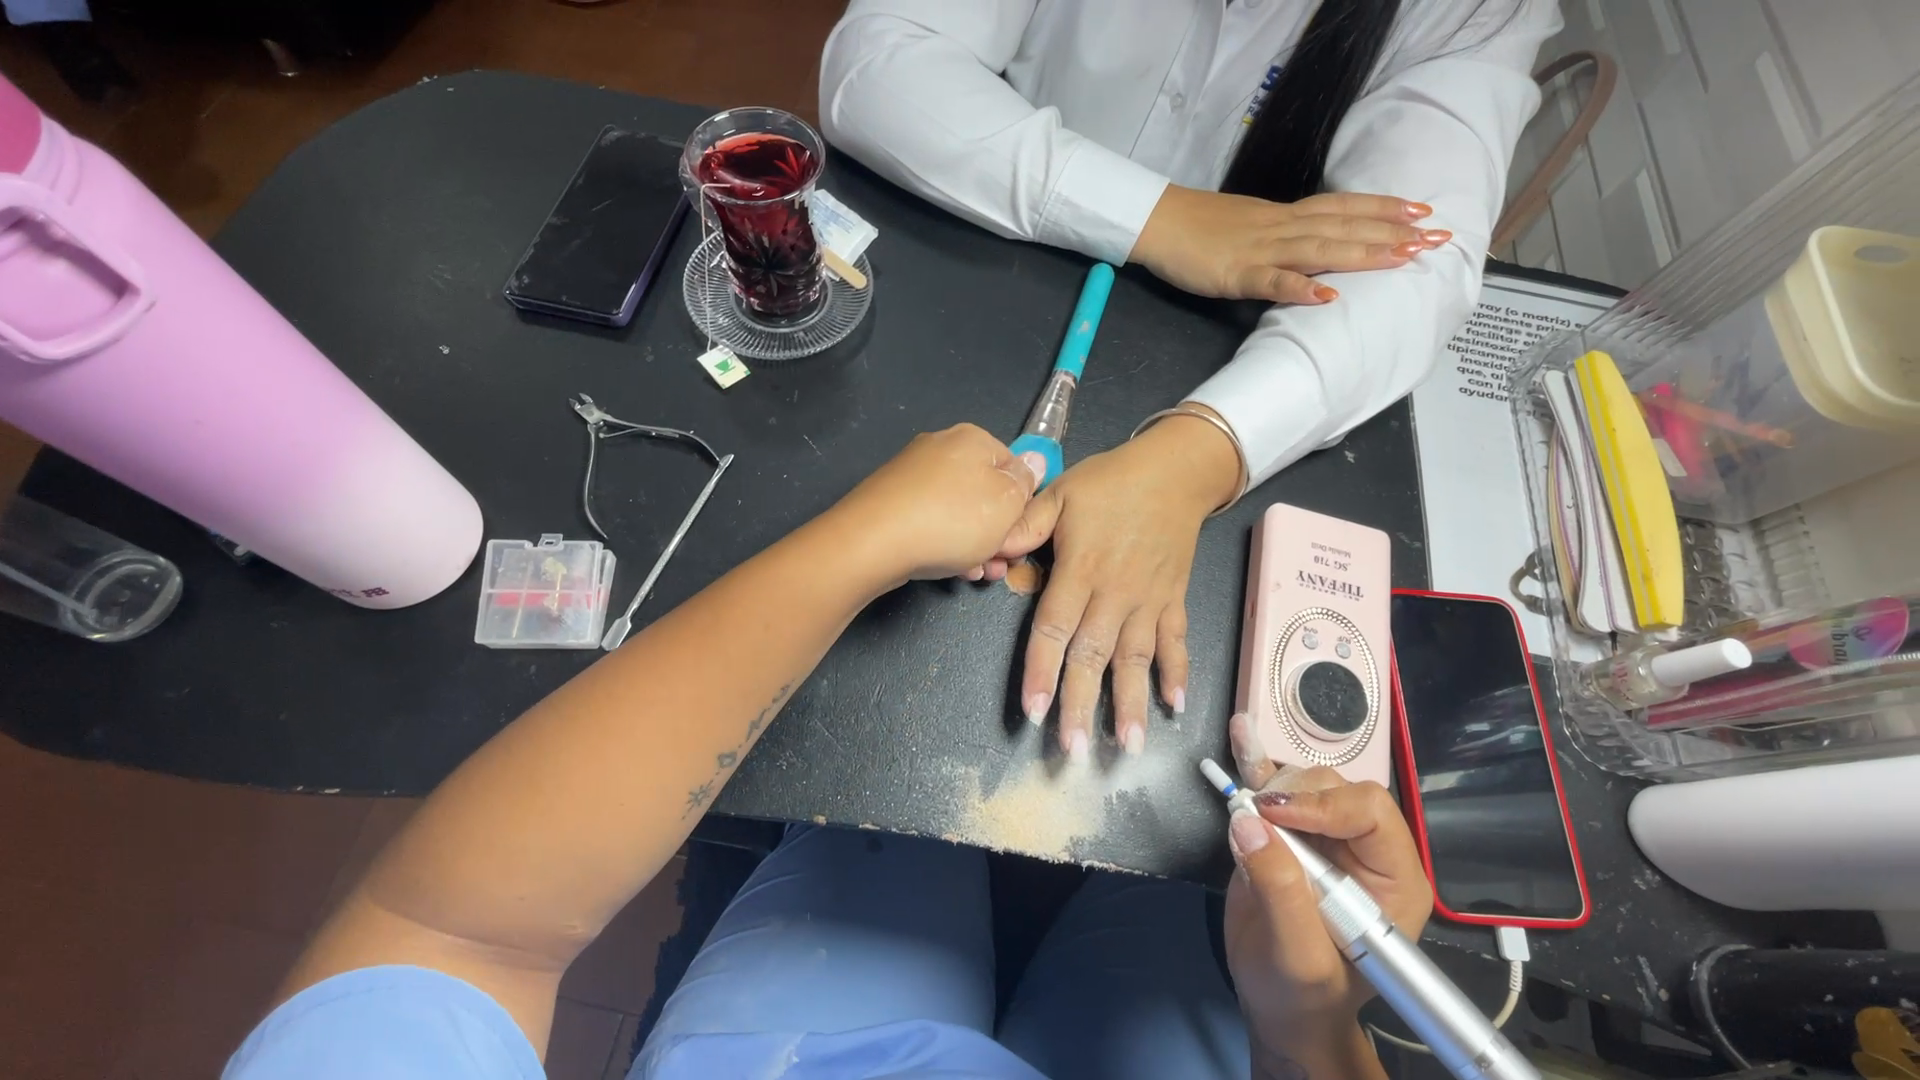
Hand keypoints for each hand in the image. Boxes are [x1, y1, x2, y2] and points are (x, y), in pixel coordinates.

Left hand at [828, 424, 1043, 584]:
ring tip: (975, 573)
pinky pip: (930, 521)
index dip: (1022, 504)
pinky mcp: (890, 501)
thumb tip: (1034, 462)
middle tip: (999, 563)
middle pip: (984, 492)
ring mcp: (911, 474)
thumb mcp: (1007, 504)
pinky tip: (948, 569)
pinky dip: (943, 543)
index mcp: (972, 438)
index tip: (1022, 535)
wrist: (872, 543)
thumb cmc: (952, 520)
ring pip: (958, 512)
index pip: (1014, 467)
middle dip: (997, 532)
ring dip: (973, 544)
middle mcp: (940, 448)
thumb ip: (1025, 484)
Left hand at [992, 410, 1239, 758]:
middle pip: (1094, 655)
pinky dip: (1177, 672)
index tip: (1034, 712)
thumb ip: (1026, 525)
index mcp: (1082, 568)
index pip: (1055, 627)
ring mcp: (1149, 599)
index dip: (1042, 670)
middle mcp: (1115, 592)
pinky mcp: (1174, 598)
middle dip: (1082, 703)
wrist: (1174, 471)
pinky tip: (1174, 705)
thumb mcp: (1060, 493)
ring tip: (1128, 745)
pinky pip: (1176, 640)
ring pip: (1137, 657)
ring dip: (1131, 702)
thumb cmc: (1109, 483)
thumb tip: (993, 550)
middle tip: (1073, 749)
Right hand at [1130, 185, 1448, 305]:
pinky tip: (1327, 295)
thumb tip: (1305, 253)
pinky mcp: (1236, 274)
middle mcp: (1281, 227)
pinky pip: (1272, 280)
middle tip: (1436, 237)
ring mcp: (1260, 250)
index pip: (1341, 208)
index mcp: (1283, 217)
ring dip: (1362, 253)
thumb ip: (1279, 239)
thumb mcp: (1249, 228)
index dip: (1382, 208)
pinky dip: (1300, 286)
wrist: (1160, 222)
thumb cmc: (1200, 228)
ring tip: (1402, 257)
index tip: (1422, 210)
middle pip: (1343, 227)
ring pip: (1319, 248)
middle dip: (1391, 232)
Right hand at [1222, 715, 1432, 1073]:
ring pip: (1304, 784)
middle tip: (1255, 817)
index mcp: (1393, 880)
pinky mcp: (1287, 834)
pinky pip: (1275, 789)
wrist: (1280, 1008)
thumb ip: (1280, 890)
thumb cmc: (1302, 994)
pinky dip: (1255, 764)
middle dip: (1293, 797)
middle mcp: (1365, 850)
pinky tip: (1240, 734)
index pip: (1370, 812)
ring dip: (1270, 787)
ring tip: (1243, 807)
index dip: (1323, 805)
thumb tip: (1248, 821)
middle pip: (1336, 789)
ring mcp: (1325, 839)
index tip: (1272, 815)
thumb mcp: (1297, 956)